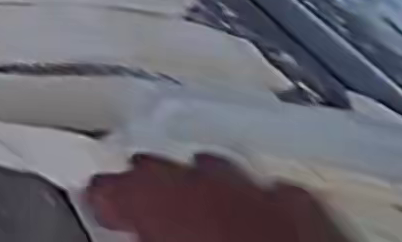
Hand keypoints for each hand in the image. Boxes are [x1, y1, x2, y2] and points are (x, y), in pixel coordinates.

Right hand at [86, 154, 347, 241]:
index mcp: (144, 195)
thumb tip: (136, 232)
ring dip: (205, 187)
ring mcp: (243, 186)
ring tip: (211, 213)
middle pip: (152, 167)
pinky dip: (266, 203)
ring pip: (210, 169)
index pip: (103, 187)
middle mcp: (185, 178)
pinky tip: (270, 220)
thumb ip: (142, 234)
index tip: (110, 219)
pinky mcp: (298, 204)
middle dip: (152, 186)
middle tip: (158, 215)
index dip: (104, 203)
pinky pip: (275, 193)